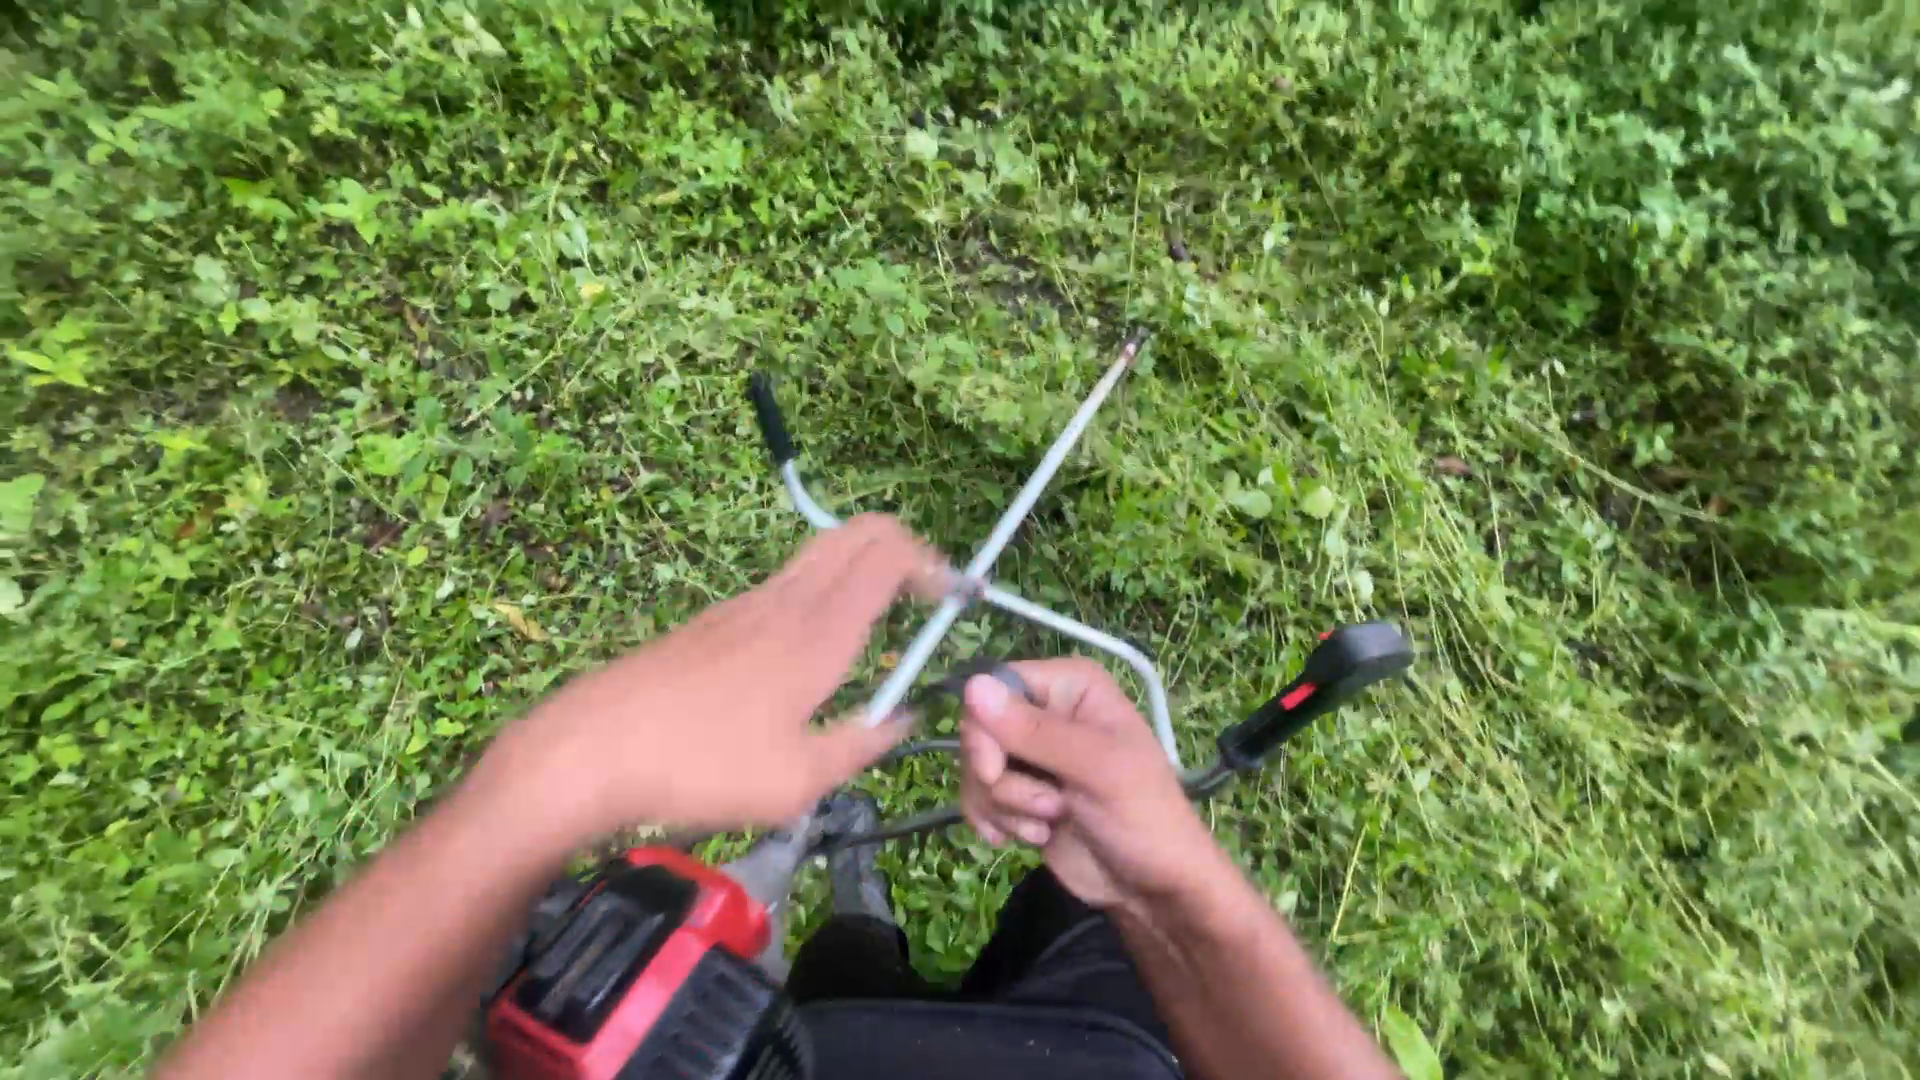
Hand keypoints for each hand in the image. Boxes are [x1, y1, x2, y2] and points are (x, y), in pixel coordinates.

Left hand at [477, 515, 941, 844]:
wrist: (590, 750)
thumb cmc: (702, 768)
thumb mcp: (798, 781)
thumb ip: (861, 743)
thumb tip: (902, 719)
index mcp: (819, 633)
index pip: (889, 556)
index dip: (933, 563)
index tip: (957, 594)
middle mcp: (788, 601)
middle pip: (858, 532)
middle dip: (906, 546)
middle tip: (928, 591)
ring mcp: (749, 603)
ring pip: (824, 550)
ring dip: (865, 564)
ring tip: (883, 615)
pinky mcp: (720, 617)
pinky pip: (791, 579)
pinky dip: (826, 586)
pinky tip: (817, 644)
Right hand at [959, 659, 1234, 913]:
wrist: (1153, 890)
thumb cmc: (1143, 816)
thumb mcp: (1096, 769)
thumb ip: (1035, 731)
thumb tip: (972, 685)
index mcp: (1070, 685)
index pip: (996, 684)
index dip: (986, 728)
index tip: (995, 770)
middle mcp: (1047, 710)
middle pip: (978, 728)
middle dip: (1000, 777)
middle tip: (1046, 806)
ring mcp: (1031, 753)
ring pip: (976, 766)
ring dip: (1005, 804)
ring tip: (1050, 822)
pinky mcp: (1020, 792)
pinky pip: (978, 795)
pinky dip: (996, 820)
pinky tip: (1031, 837)